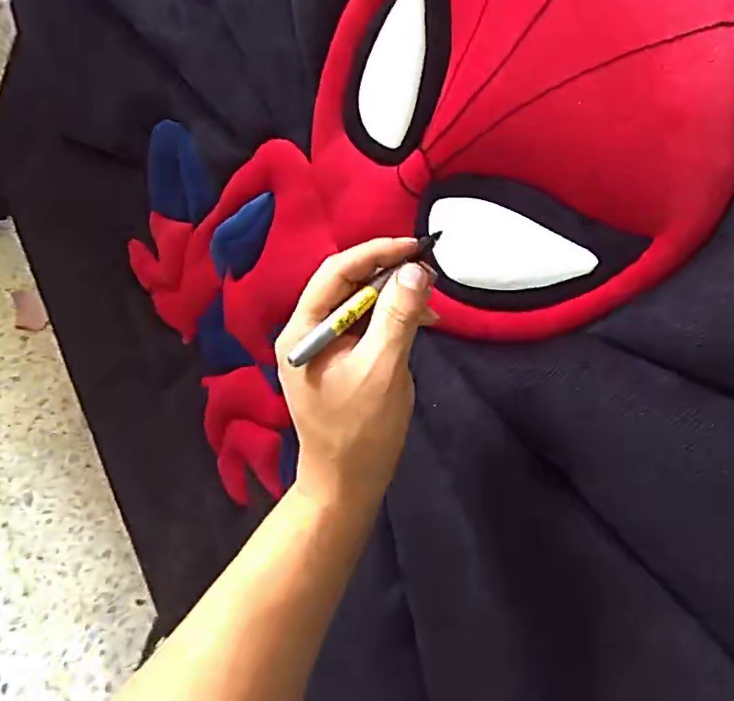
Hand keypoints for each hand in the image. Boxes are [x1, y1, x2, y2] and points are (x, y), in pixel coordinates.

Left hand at [274, 238, 436, 512]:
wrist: (346, 486)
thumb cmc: (360, 431)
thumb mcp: (384, 369)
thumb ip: (399, 316)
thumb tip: (416, 269)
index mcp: (302, 329)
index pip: (336, 273)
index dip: (376, 253)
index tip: (414, 247)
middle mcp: (306, 330)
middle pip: (347, 284)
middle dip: (388, 274)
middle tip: (427, 272)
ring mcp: (322, 344)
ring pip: (360, 302)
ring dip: (395, 297)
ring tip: (430, 302)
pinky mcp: (339, 357)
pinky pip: (366, 324)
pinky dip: (393, 318)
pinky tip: (420, 322)